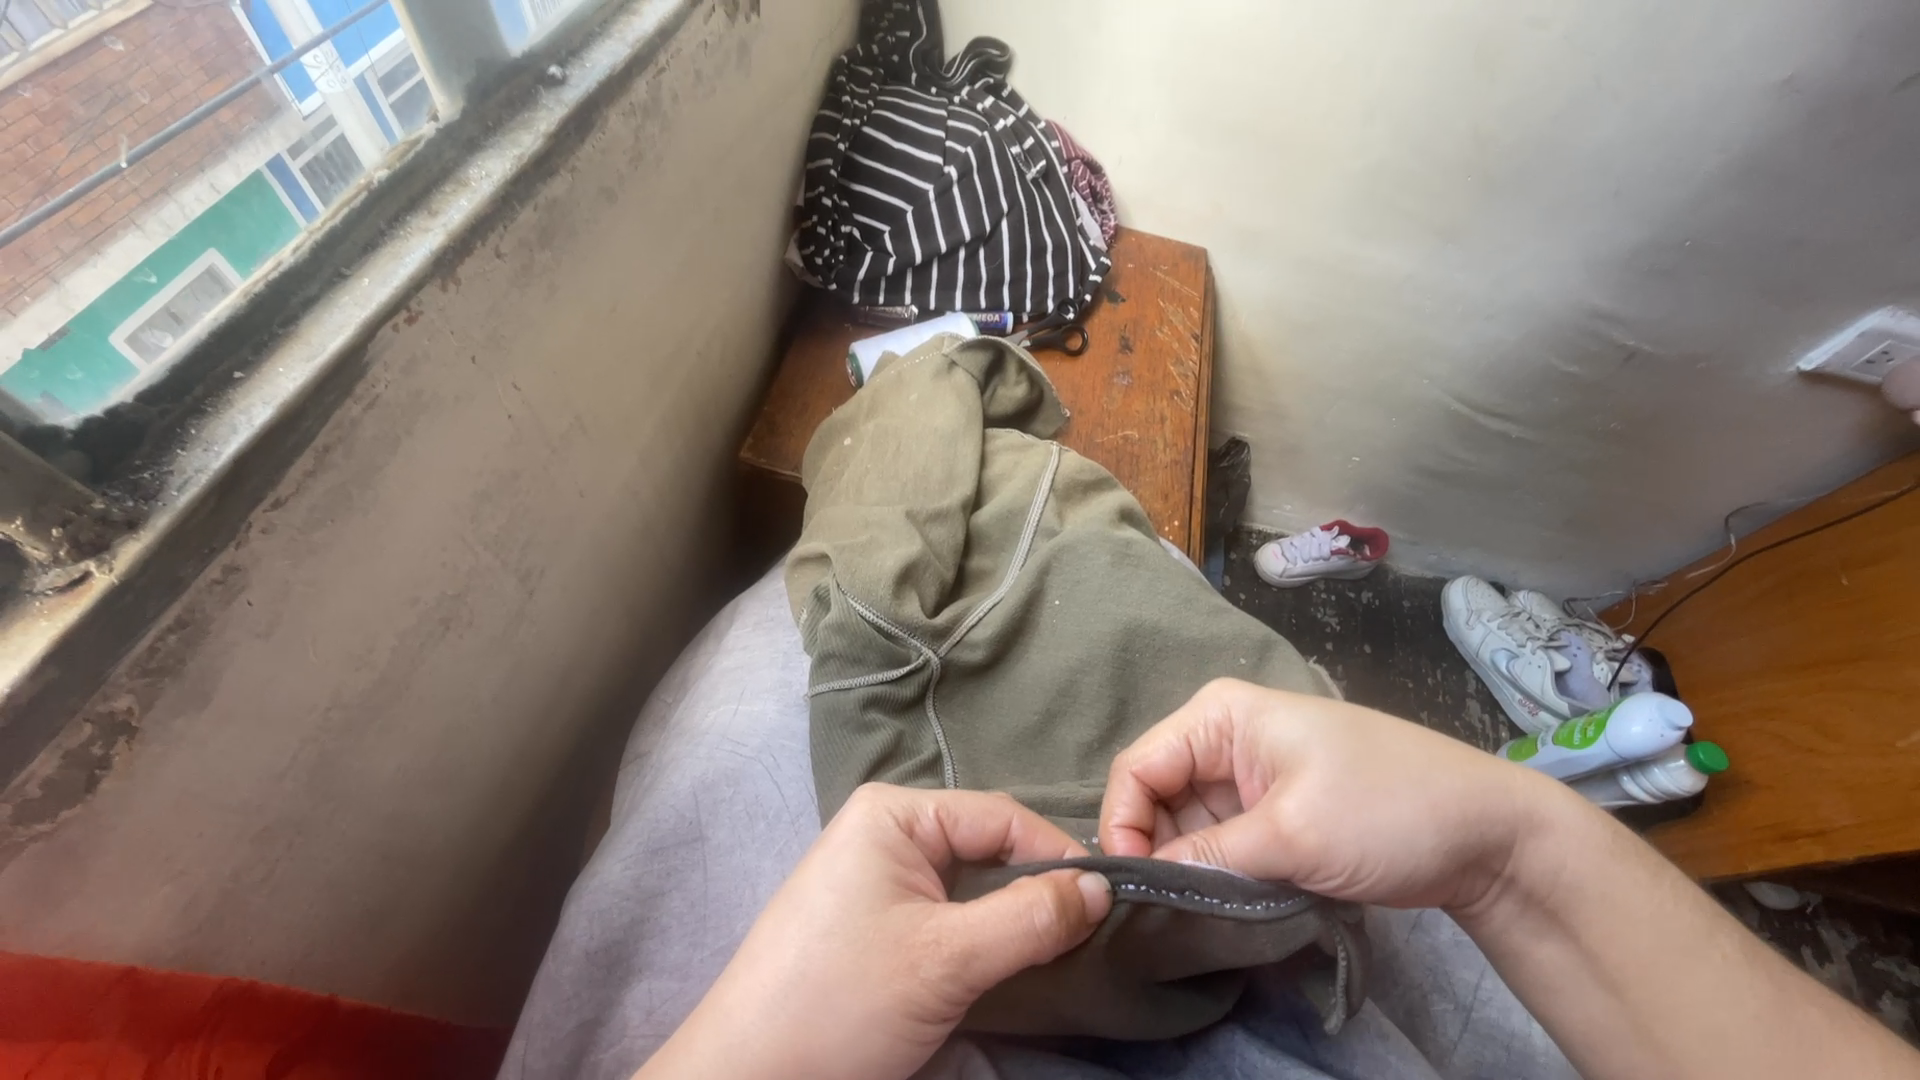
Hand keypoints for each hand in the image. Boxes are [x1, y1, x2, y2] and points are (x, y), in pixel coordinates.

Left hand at [638, 783, 1112, 1079]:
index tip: (1109, 899)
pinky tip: (1001, 957)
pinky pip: (941, 906)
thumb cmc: (844, 1002)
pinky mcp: (869, 914)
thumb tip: (1102, 887)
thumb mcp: (947, 959)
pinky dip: (977, 929)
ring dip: (1008, 912)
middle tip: (1086, 929)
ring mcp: (873, 871)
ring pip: (965, 880)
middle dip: (1033, 885)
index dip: (1056, 854)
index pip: (998, 816)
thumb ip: (1030, 918)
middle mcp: (883, 827)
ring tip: (1053, 945)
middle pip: (983, 844)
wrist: (745, 1079)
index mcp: (894, 812)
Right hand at [1099, 678, 1562, 913]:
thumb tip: (1143, 883)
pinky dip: (1218, 872)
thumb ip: (1208, 858)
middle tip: (1169, 910)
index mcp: (1218, 716)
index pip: (1138, 767)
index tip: (1134, 888)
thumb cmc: (1387, 810)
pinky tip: (1227, 902)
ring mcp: (1246, 774)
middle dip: (1158, 850)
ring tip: (1203, 910)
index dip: (1123, 825)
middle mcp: (1222, 737)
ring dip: (1190, 867)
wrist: (1490, 836)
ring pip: (1185, 824)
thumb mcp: (1292, 834)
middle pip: (1156, 795)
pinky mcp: (1269, 809)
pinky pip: (1220, 840)